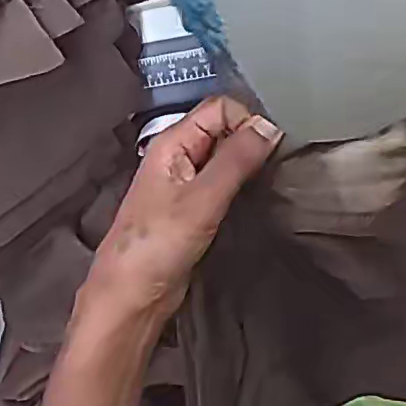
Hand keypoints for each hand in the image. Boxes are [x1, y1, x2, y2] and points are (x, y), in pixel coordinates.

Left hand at [80, 97, 281, 326]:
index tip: (270, 149)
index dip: (248, 120)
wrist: (132, 296)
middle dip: (251, 141)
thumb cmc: (157, 246)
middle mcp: (178, 156)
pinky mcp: (194, 207)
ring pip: (226, 157)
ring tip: (267, 184)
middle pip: (224, 129)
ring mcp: (185, 183)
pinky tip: (254, 199)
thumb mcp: (202, 199)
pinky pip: (224, 183)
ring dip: (249, 165)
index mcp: (172, 143)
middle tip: (273, 168)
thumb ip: (237, 159)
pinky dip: (242, 185)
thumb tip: (270, 125)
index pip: (220, 108)